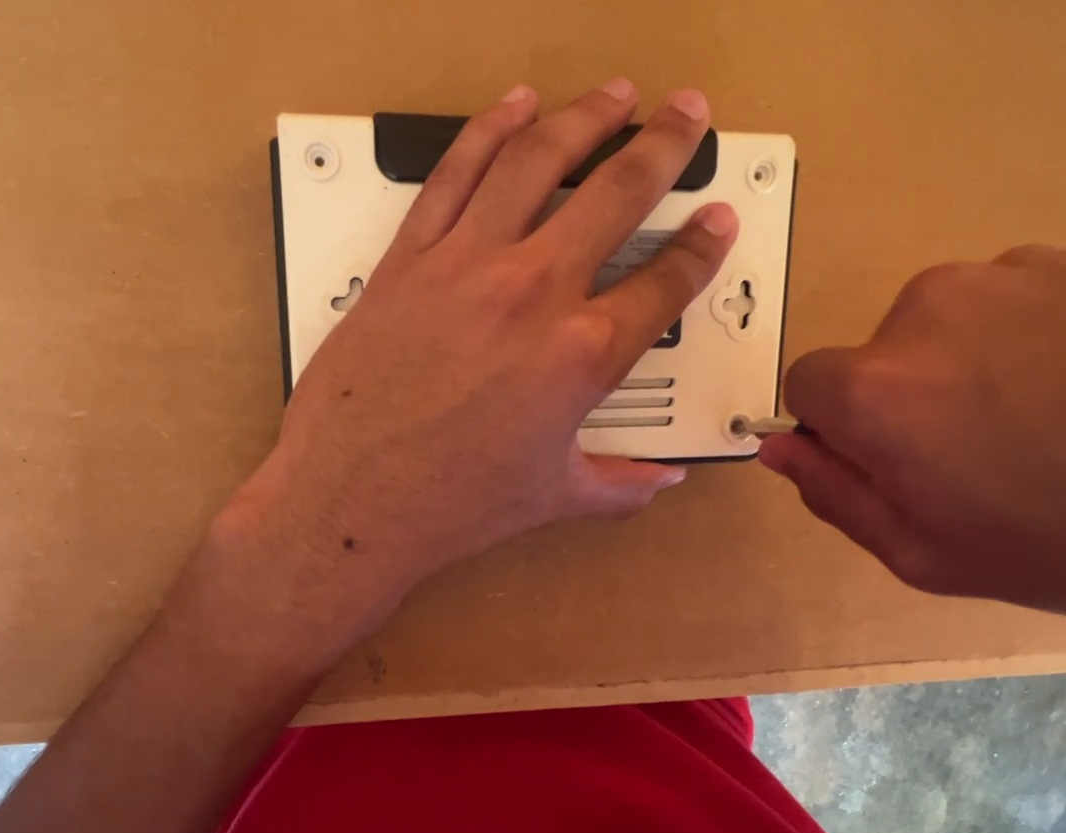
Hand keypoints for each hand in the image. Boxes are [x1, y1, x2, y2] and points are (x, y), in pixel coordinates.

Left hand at [221, 79, 737, 626]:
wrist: (350, 499)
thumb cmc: (448, 504)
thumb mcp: (553, 495)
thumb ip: (621, 483)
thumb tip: (661, 481)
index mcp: (580, 356)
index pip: (666, 282)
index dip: (702, 246)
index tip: (715, 221)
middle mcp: (531, 295)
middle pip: (618, 192)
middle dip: (665, 144)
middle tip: (686, 113)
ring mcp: (466, 267)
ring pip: (537, 161)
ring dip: (585, 117)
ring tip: (614, 95)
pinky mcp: (409, 260)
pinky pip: (455, 174)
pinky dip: (489, 131)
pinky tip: (514, 108)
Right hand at [760, 246, 1065, 638]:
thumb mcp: (932, 556)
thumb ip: (838, 497)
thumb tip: (781, 448)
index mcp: (876, 389)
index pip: (806, 388)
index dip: (841, 433)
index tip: (898, 469)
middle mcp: (928, 310)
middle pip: (880, 355)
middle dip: (909, 402)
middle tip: (988, 462)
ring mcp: (1014, 273)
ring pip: (953, 324)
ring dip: (976, 368)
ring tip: (1062, 424)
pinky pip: (1024, 300)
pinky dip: (1041, 338)